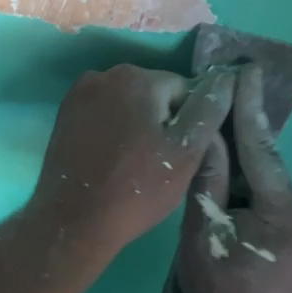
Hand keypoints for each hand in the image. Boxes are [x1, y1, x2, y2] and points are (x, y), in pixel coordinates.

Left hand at [28, 64, 236, 256]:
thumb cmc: (137, 189)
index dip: (189, 123)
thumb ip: (207, 110)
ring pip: (126, 103)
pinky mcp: (65, 111)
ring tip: (134, 164)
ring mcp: (80, 91)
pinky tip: (111, 160)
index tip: (181, 154)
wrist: (74, 219)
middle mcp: (105, 73)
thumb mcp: (185, 154)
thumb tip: (225, 78)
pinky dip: (111, 128)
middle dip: (161, 120)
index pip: (182, 89)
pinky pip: (102, 113)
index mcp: (136, 76)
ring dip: (136, 124)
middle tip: (159, 163)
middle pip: (152, 93)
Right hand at [175, 65, 291, 292]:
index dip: (248, 105)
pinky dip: (249, 191)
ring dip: (240, 169)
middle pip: (264, 165)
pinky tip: (228, 188)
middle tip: (216, 100)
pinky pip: (273, 203)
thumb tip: (209, 131)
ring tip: (213, 145)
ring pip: (268, 185)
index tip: (246, 68)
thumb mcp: (203, 234)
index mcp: (289, 213)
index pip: (261, 147)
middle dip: (237, 139)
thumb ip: (207, 179)